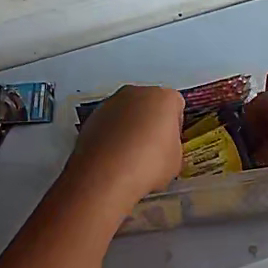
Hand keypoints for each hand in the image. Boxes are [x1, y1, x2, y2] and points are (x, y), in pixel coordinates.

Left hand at [63, 85, 183, 204]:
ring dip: (130, 127)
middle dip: (151, 121)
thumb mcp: (175, 160)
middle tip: (151, 147)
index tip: (170, 142)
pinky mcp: (91, 116)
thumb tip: (163, 148)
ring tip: (129, 155)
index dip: (175, 125)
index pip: (176, 105)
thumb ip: (172, 145)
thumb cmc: (150, 165)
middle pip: (149, 104)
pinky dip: (112, 135)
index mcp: (164, 98)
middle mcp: (137, 93)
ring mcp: (111, 102)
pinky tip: (113, 156)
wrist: (106, 175)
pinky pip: (109, 123)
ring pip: (127, 112)